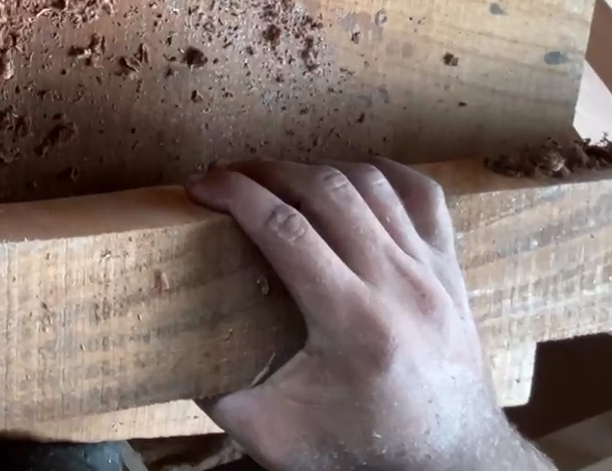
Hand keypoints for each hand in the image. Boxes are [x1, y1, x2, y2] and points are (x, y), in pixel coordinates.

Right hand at [186, 160, 550, 470]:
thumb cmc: (362, 452)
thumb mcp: (273, 437)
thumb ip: (214, 392)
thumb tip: (159, 339)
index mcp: (354, 324)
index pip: (285, 227)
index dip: (233, 193)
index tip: (197, 186)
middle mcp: (400, 287)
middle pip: (323, 190)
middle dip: (262, 170)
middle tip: (223, 177)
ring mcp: (433, 273)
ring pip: (368, 182)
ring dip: (310, 168)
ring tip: (273, 179)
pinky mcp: (451, 270)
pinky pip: (419, 195)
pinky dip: (377, 173)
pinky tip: (343, 178)